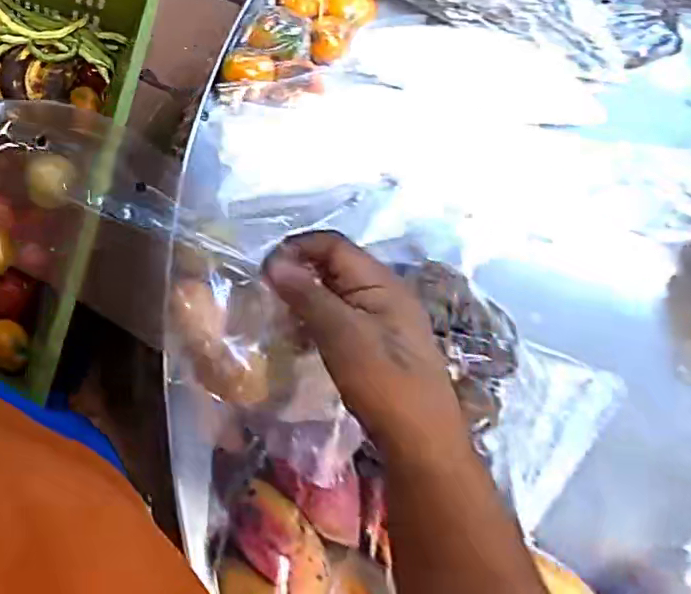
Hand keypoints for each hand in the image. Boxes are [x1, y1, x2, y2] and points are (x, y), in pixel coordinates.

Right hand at [263, 231, 466, 464]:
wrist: (423, 447)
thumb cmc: (384, 384)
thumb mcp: (340, 334)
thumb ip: (306, 293)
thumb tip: (273, 261)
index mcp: (382, 283)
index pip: (331, 244)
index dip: (296, 248)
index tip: (266, 271)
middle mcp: (384, 293)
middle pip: (331, 263)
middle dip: (297, 270)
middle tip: (268, 291)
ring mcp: (382, 317)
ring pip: (332, 289)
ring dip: (303, 294)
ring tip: (278, 312)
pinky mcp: (375, 340)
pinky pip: (337, 312)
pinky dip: (313, 315)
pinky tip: (298, 334)